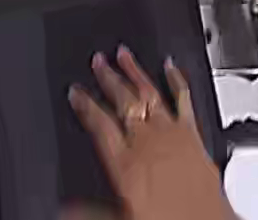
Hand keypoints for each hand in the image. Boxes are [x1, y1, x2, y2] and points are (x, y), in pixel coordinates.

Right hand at [69, 47, 231, 219]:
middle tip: (98, 60)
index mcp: (127, 165)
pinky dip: (176, 78)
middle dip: (108, 78)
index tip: (76, 91)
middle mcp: (148, 142)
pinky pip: (183, 97)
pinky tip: (170, 64)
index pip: (100, 126)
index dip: (85, 106)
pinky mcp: (192, 131)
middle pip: (124, 101)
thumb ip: (91, 212)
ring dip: (135, 71)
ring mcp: (172, 132)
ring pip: (149, 92)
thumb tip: (64, 207)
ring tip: (124, 53)